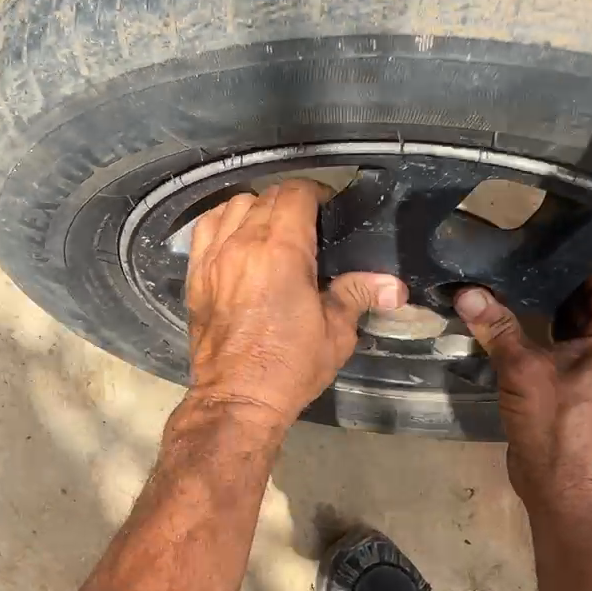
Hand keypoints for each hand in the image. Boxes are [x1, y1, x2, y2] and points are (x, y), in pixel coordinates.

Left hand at [184, 180, 405, 423]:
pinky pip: (204, 227)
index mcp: (282, 251)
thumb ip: (358, 294)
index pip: (296, 193)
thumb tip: (395, 286)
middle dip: (290, 201)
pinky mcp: (196, 274)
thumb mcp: (336, 332)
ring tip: (271, 228)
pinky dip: (222, 221)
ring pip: (233, 206)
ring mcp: (214, 257)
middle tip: (307, 224)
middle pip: (266, 196)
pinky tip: (235, 235)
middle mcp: (244, 243)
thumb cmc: (290, 365)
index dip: (316, 193)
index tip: (328, 208)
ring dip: (256, 208)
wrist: (237, 397)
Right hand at [453, 275, 591, 507]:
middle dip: (557, 293)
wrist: (566, 488)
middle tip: (519, 275)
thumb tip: (467, 292)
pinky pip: (572, 359)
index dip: (577, 269)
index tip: (541, 259)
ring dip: (551, 321)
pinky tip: (516, 342)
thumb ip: (497, 327)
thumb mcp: (522, 369)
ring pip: (580, 336)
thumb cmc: (556, 423)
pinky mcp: (585, 398)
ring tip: (513, 302)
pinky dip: (549, 347)